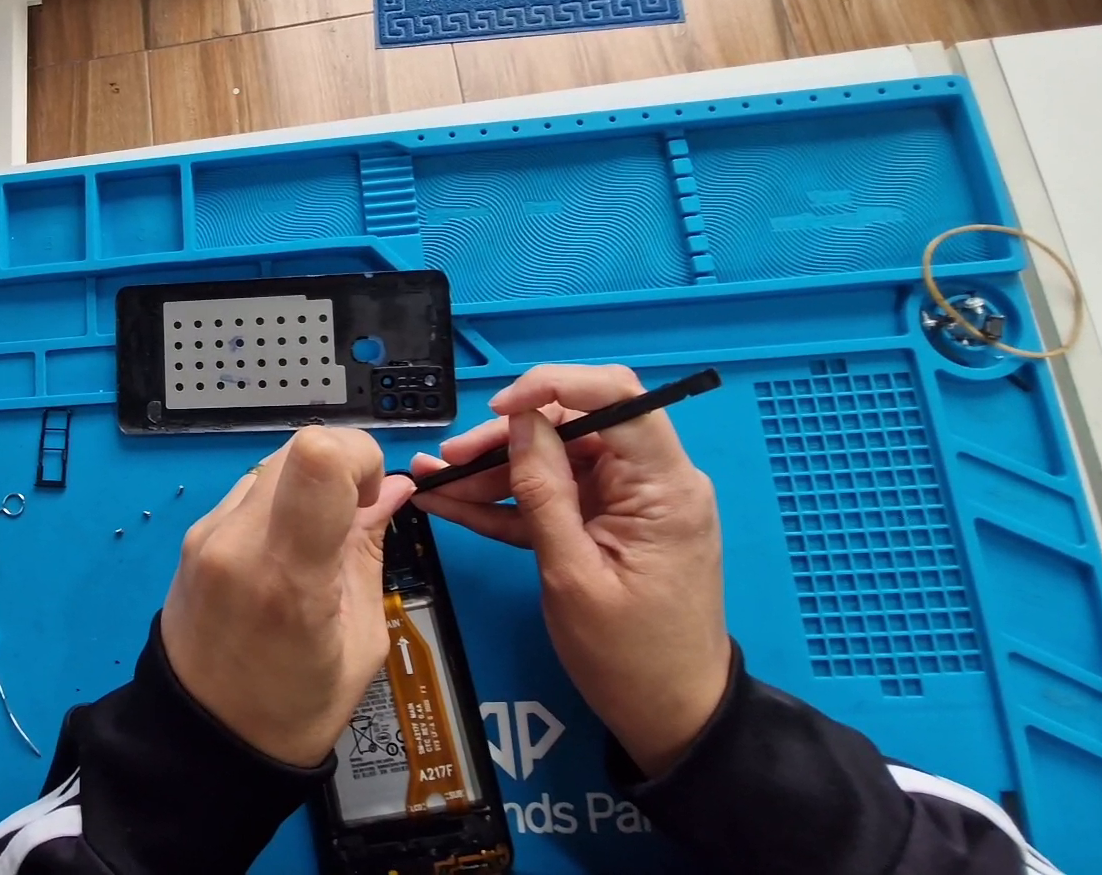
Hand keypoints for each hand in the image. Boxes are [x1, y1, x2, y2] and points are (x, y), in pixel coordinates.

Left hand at [162, 426, 416, 767]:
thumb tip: (394, 488)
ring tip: (316, 542)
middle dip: (342, 467)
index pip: (317, 457)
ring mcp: (207, 531)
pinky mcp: (194, 532)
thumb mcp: (361, 641)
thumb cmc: (293, 707)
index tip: (371, 498)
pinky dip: (280, 501)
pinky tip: (285, 549)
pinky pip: (249, 488)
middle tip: (352, 521)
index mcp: (287, 574)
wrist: (200, 737)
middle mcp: (237, 539)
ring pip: (273, 461)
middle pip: (298, 447)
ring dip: (308, 484)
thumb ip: (370, 549)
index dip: (359, 456)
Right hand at [410, 365, 729, 776]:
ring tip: (433, 480)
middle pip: (570, 427)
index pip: (617, 397)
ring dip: (490, 471)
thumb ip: (543, 491)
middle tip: (446, 460)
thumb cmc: (629, 656)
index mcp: (662, 486)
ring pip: (549, 460)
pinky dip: (501, 501)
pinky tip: (450, 500)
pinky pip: (547, 497)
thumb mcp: (572, 573)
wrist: (668, 716)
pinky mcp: (600, 522)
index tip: (499, 408)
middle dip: (503, 438)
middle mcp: (647, 481)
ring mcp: (622, 501)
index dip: (554, 385)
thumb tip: (520, 421)